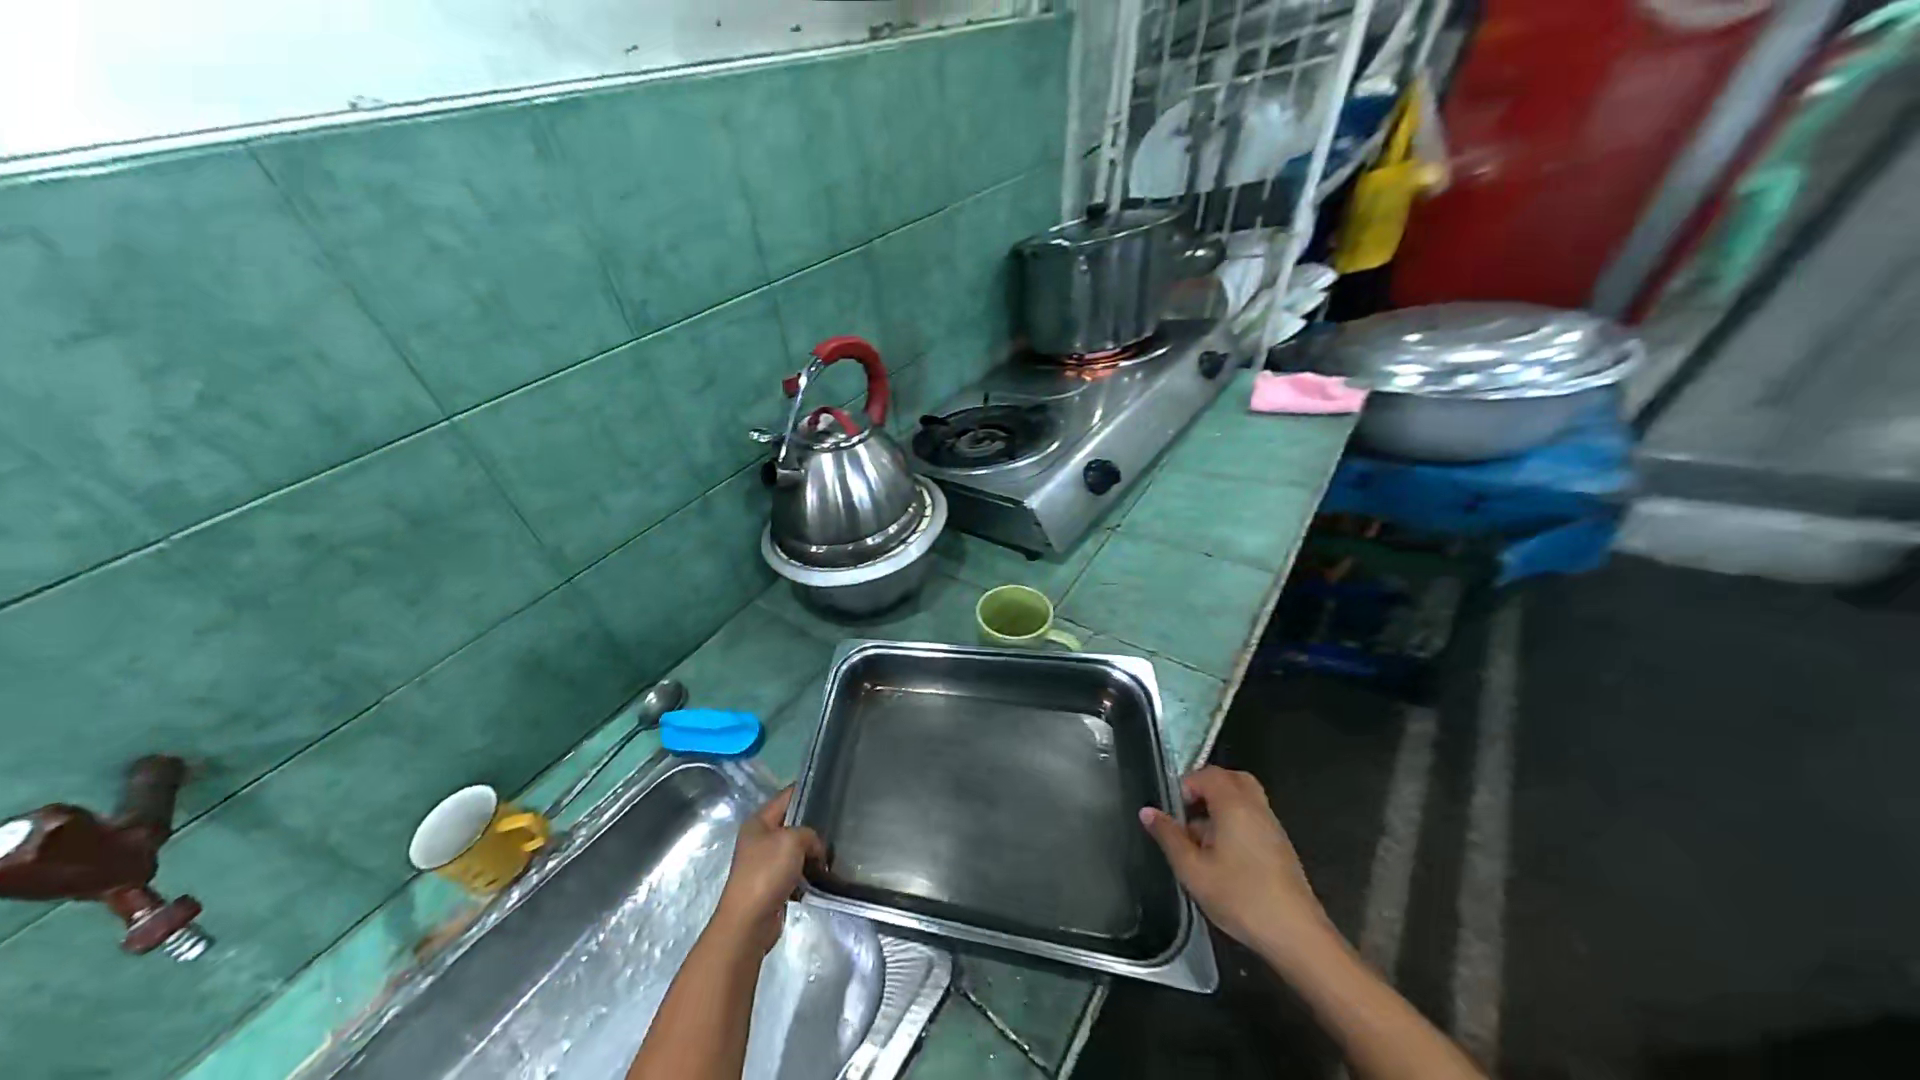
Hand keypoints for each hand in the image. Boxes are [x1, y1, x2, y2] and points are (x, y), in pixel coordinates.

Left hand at [711, 787, 824, 955]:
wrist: (749, 921)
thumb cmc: (767, 872)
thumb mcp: (793, 840)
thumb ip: (810, 834)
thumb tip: (816, 850)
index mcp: (759, 822)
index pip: (787, 796)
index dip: (808, 791)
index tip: (832, 790)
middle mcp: (760, 839)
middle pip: (793, 823)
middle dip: (814, 826)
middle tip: (838, 825)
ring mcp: (765, 862)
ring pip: (796, 849)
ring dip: (812, 852)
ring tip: (832, 852)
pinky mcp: (772, 884)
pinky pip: (796, 870)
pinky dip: (808, 873)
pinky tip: (822, 875)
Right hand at [1139, 766, 1335, 965]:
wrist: (1295, 934)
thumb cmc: (1239, 897)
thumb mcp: (1192, 869)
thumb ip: (1168, 836)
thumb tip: (1147, 811)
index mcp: (1234, 805)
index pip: (1208, 774)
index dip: (1186, 785)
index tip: (1172, 811)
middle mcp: (1256, 808)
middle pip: (1231, 779)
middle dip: (1205, 790)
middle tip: (1187, 814)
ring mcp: (1272, 827)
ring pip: (1244, 799)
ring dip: (1220, 808)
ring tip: (1201, 840)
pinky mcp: (1280, 846)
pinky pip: (1253, 818)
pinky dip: (1234, 823)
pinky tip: (1222, 857)